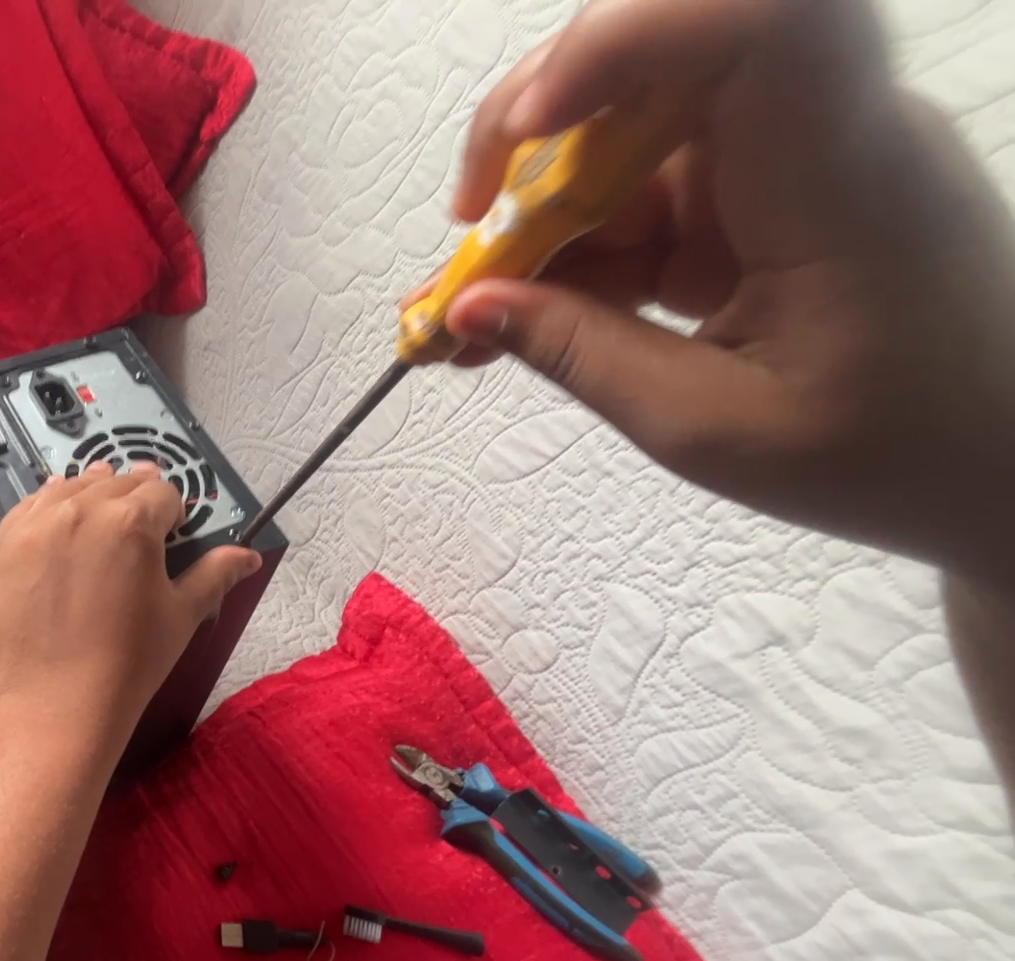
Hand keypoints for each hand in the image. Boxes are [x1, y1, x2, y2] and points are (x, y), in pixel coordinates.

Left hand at [0, 462, 262, 754]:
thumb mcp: (181, 616)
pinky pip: (30, 505)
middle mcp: (82, 510)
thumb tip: (249, 556)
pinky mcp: (6, 542)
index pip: (164, 493)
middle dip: (135, 499)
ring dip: (92, 494)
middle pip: (117, 482)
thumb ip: (215, 574)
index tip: (171, 534)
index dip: (173, 513)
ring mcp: (38, 524)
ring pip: (73, 486)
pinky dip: (49, 506)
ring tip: (101, 517)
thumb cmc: (127, 662)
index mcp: (132, 522)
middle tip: (139, 530)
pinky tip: (58, 520)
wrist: (55, 702)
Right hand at [425, 0, 1014, 590]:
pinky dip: (555, 258)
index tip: (521, 134)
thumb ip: (578, 354)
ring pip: (618, 149)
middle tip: (464, 239)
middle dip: (526, 145)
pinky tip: (507, 318)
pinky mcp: (745, 205)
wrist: (1000, 462)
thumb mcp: (703, 425)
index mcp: (833, 182)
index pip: (751, 28)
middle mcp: (805, 143)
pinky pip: (625, 206)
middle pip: (653, 68)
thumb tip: (465, 309)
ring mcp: (771, 170)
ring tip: (456, 316)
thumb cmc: (882, 452)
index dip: (619, 42)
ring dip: (522, 224)